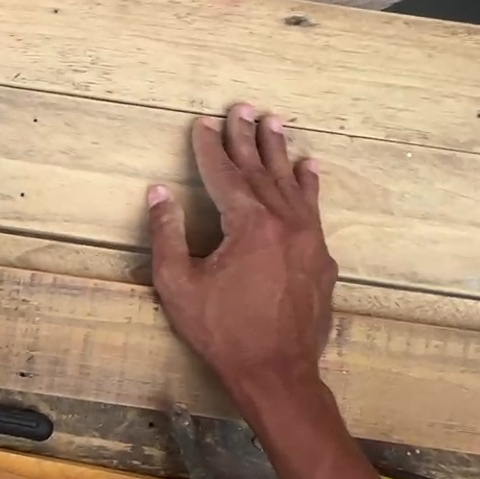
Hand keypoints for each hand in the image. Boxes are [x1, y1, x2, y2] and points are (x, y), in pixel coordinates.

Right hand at [146, 103, 337, 395]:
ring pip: (291, 184)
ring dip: (278, 151)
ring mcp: (309, 239)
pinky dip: (307, 184)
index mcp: (249, 226)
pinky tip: (308, 167)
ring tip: (274, 121)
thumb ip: (166, 234)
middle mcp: (285, 223)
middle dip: (247, 137)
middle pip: (261, 171)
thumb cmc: (220, 329)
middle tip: (241, 107)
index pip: (224, 176)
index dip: (209, 148)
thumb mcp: (177, 283)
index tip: (201, 123)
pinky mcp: (320, 257)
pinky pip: (312, 208)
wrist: (276, 371)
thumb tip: (159, 193)